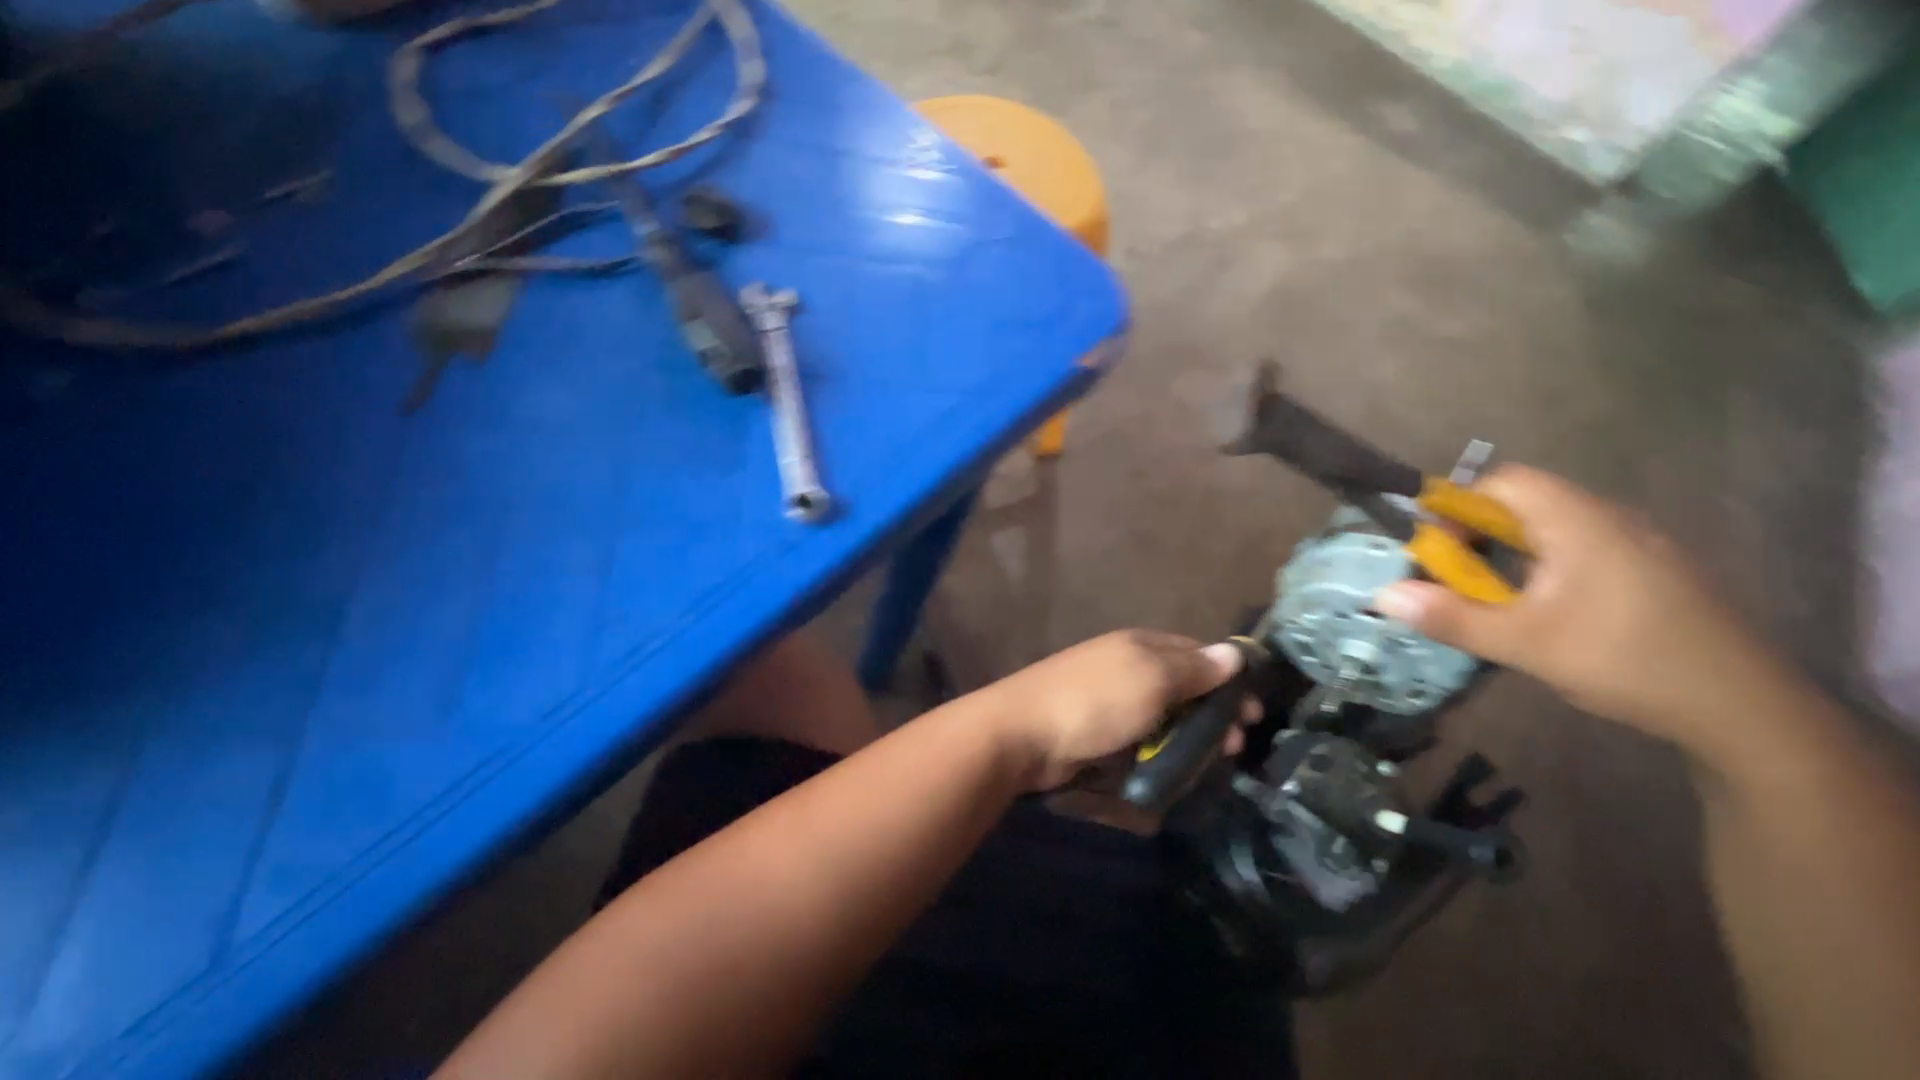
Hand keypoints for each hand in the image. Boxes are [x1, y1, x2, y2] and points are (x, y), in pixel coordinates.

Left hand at [984, 630, 1249, 790]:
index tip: (1252, 713)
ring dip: (1186, 741)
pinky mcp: (1096, 734)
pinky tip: (1169, 771)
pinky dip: (1156, 754)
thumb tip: (1235, 652)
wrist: (1020, 736)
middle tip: (1231, 748)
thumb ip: (1194, 669)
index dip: (1228, 680)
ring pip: (1163, 720)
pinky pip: (1138, 742)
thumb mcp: (1151, 679)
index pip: (1197, 654)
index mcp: (1141, 645)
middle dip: (1211, 716)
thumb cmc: (1092, 701)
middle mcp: (1127, 668)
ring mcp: (1109, 702)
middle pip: (1182, 689)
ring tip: (1204, 766)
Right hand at [1374, 466, 1789, 753]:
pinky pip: (1585, 551)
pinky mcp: (1656, 573)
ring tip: (1496, 602)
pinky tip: (1550, 615)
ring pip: (1557, 530)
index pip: (1503, 481)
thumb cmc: (1623, 659)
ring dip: (1514, 556)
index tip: (1438, 550)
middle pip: (1527, 503)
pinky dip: (1549, 570)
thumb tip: (1383, 595)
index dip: (1459, 507)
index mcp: (1577, 520)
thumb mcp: (1524, 644)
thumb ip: (1452, 616)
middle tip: (1458, 581)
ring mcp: (1640, 545)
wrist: (1741, 706)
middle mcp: (1610, 518)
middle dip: (1481, 536)